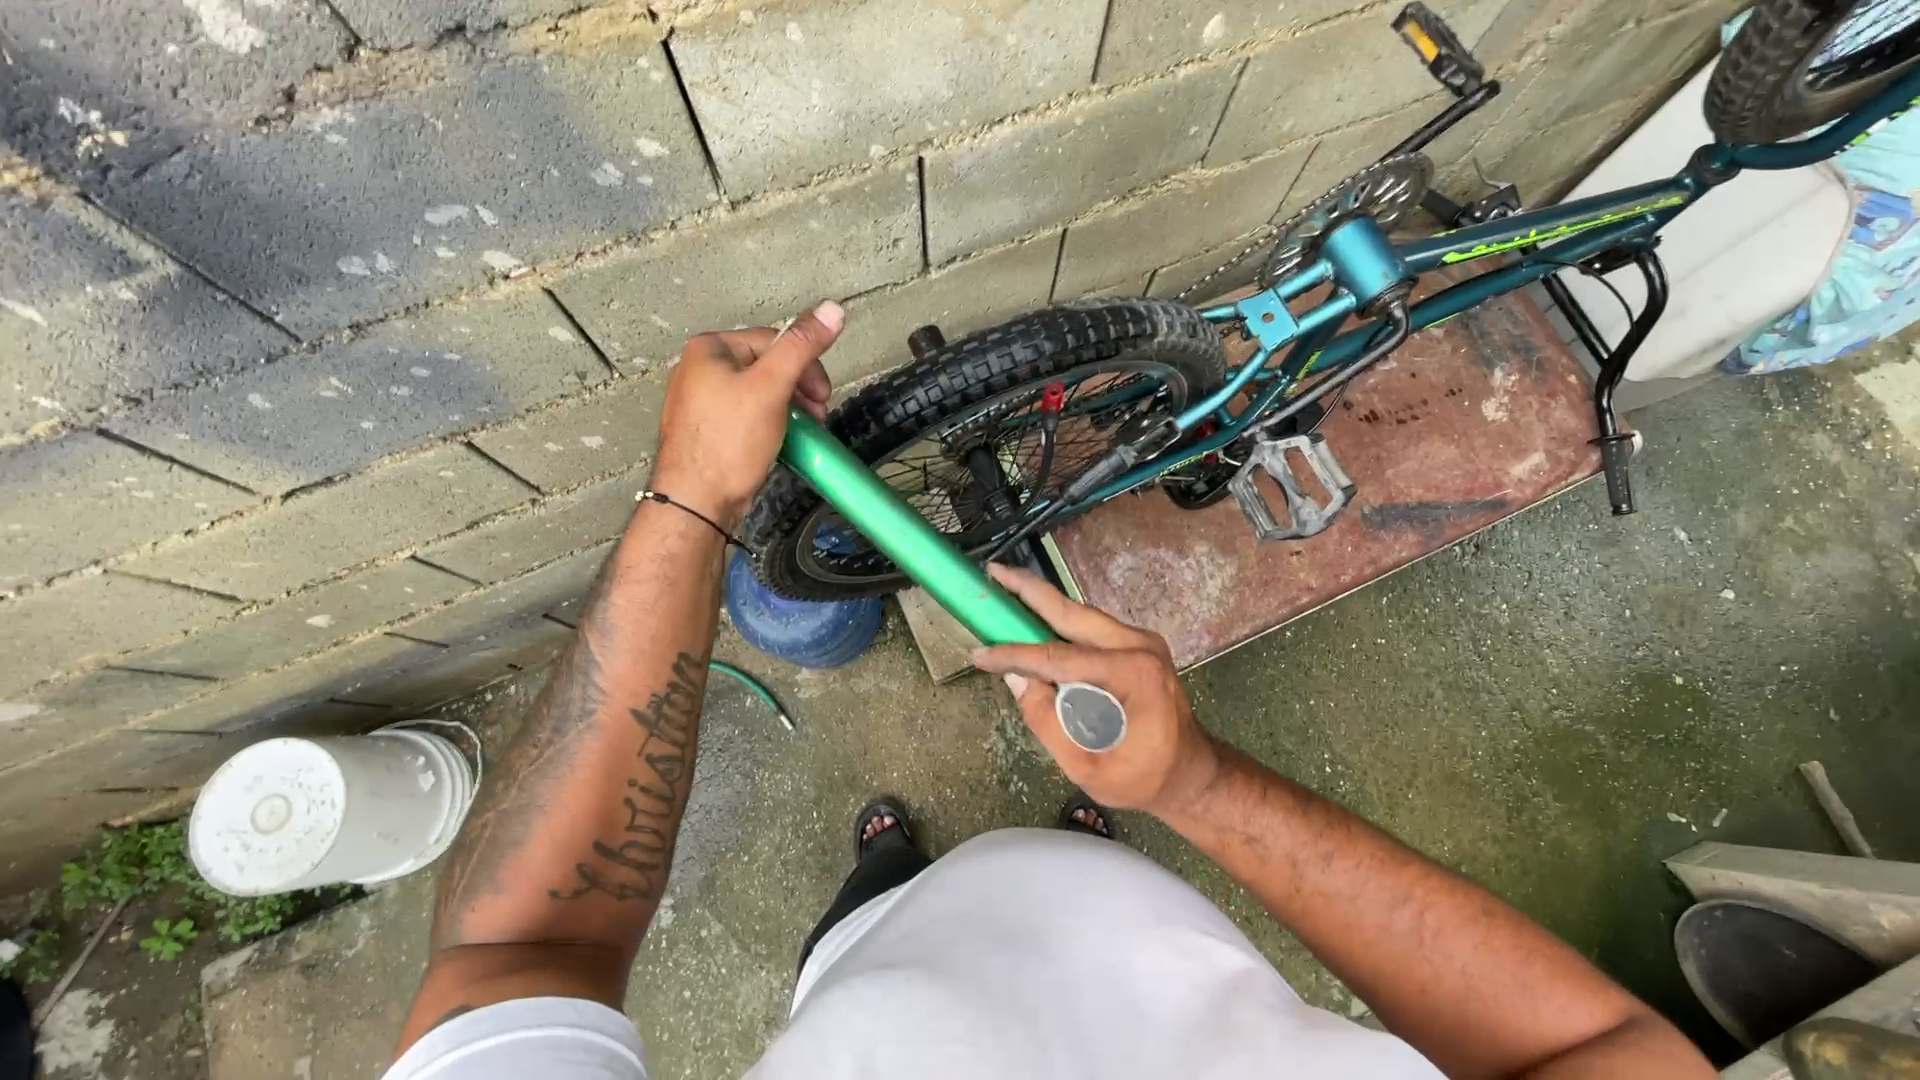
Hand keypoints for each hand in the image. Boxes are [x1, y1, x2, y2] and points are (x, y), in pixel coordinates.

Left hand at [652, 301, 842, 526]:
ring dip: (789, 411)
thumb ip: (802, 347)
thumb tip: (830, 310)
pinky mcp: (710, 431)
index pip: (773, 341)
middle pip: (768, 367)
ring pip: (760, 394)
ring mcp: (703, 404)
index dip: (805, 366)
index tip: (822, 393)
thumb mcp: (771, 388)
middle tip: (815, 414)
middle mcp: (700, 371)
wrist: (697, 503)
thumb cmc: (724, 447)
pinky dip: (771, 427)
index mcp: (708, 349)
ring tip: (800, 433)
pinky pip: (749, 418)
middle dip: (798, 390)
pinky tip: (780, 444)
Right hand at [970, 564, 1219, 817]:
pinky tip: (1033, 613)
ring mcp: (1141, 641)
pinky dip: (1058, 618)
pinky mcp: (1137, 644)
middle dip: (1029, 590)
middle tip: (993, 572)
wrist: (1190, 773)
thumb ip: (1047, 722)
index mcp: (1133, 674)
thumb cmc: (1143, 778)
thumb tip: (1016, 679)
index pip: (1058, 658)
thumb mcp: (1087, 767)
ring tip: (1005, 583)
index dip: (1014, 655)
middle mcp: (1140, 646)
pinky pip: (1089, 626)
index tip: (979, 655)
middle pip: (1072, 613)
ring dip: (1042, 599)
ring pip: (1080, 614)